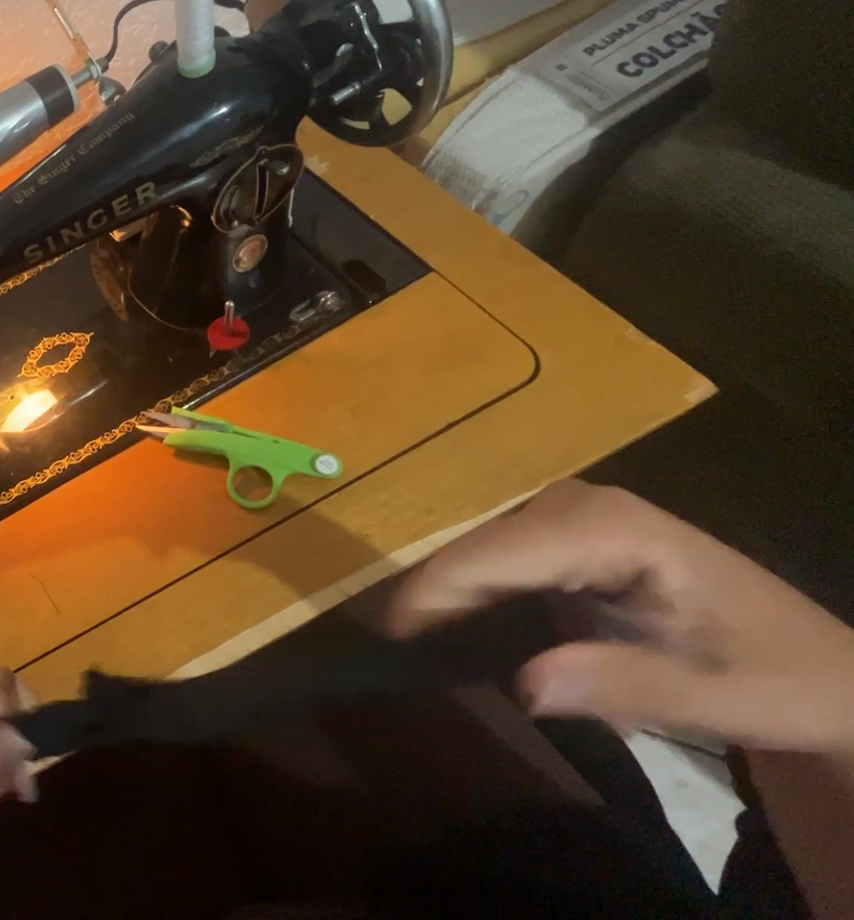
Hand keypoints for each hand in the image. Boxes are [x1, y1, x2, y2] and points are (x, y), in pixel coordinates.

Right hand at [389, 479, 853, 753]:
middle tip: (397, 650)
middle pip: (475, 547)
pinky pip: (491, 557)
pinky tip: (453, 627)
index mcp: (612, 527)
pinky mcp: (558, 532)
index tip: (389, 637)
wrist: (820, 668)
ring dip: (443, 595)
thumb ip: (624, 685)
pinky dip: (466, 594)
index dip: (435, 592)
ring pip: (474, 549)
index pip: (494, 552)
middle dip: (431, 596)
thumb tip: (522, 683)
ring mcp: (564, 512)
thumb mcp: (717, 696)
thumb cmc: (774, 678)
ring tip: (413, 641)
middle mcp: (575, 504)